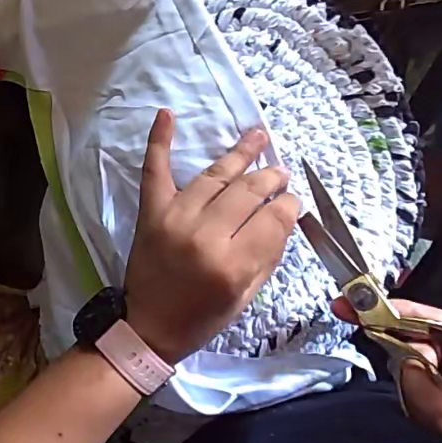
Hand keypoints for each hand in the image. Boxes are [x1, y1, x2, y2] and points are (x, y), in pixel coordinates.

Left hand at [125, 110, 299, 363]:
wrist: (149, 328)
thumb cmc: (203, 317)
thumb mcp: (247, 296)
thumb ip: (268, 255)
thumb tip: (285, 215)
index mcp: (233, 265)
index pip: (274, 219)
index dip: (289, 206)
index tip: (292, 200)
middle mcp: (205, 236)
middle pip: (248, 192)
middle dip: (270, 177)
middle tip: (279, 171)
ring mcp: (175, 219)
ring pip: (215, 176)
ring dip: (240, 153)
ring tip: (258, 135)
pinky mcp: (151, 213)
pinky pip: (155, 171)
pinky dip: (159, 142)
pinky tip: (166, 115)